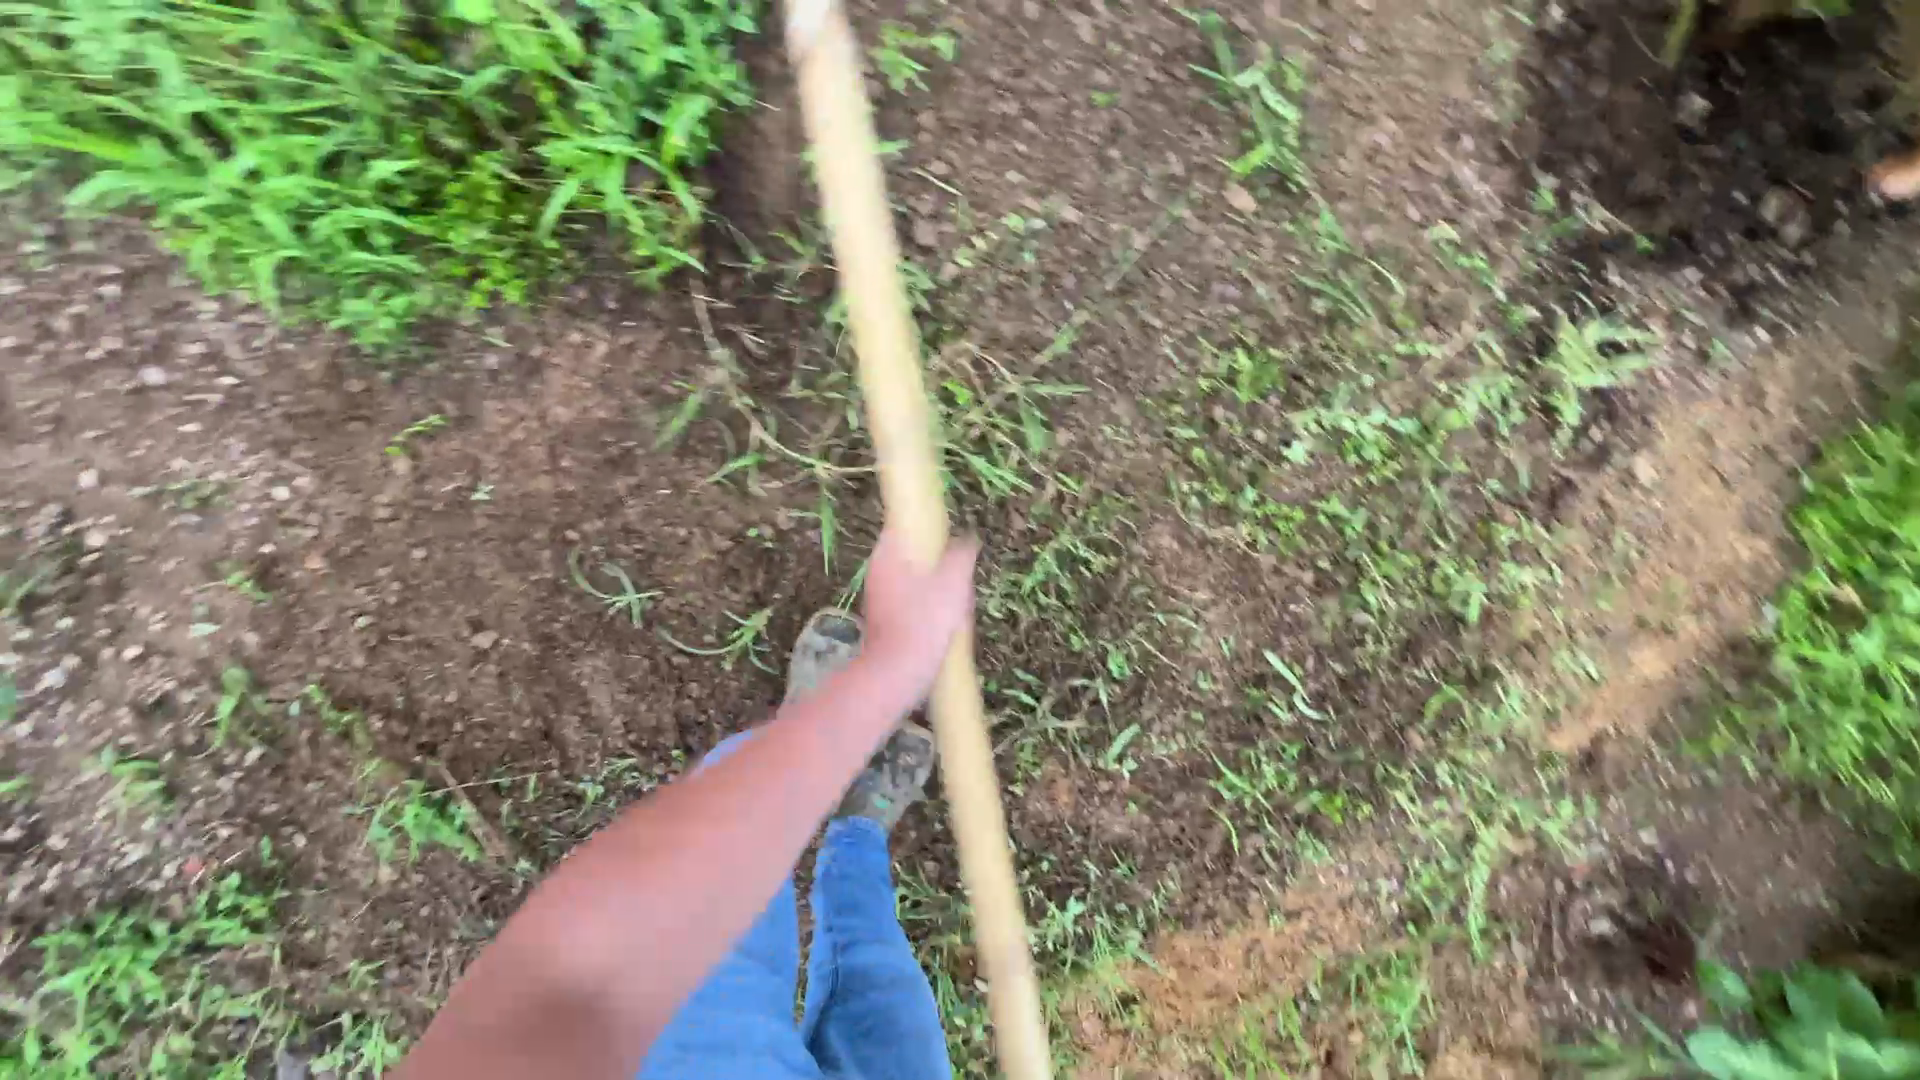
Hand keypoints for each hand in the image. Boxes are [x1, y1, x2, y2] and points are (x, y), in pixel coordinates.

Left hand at [860, 527, 978, 701]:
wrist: (898, 673)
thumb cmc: (924, 622)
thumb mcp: (953, 582)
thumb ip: (961, 554)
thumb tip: (969, 538)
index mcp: (887, 554)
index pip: (902, 524)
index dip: (926, 525)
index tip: (948, 534)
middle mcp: (877, 571)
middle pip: (910, 553)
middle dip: (936, 561)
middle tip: (959, 572)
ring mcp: (878, 596)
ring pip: (911, 579)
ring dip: (934, 585)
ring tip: (957, 599)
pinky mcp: (883, 619)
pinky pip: (909, 602)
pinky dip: (926, 605)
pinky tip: (944, 621)